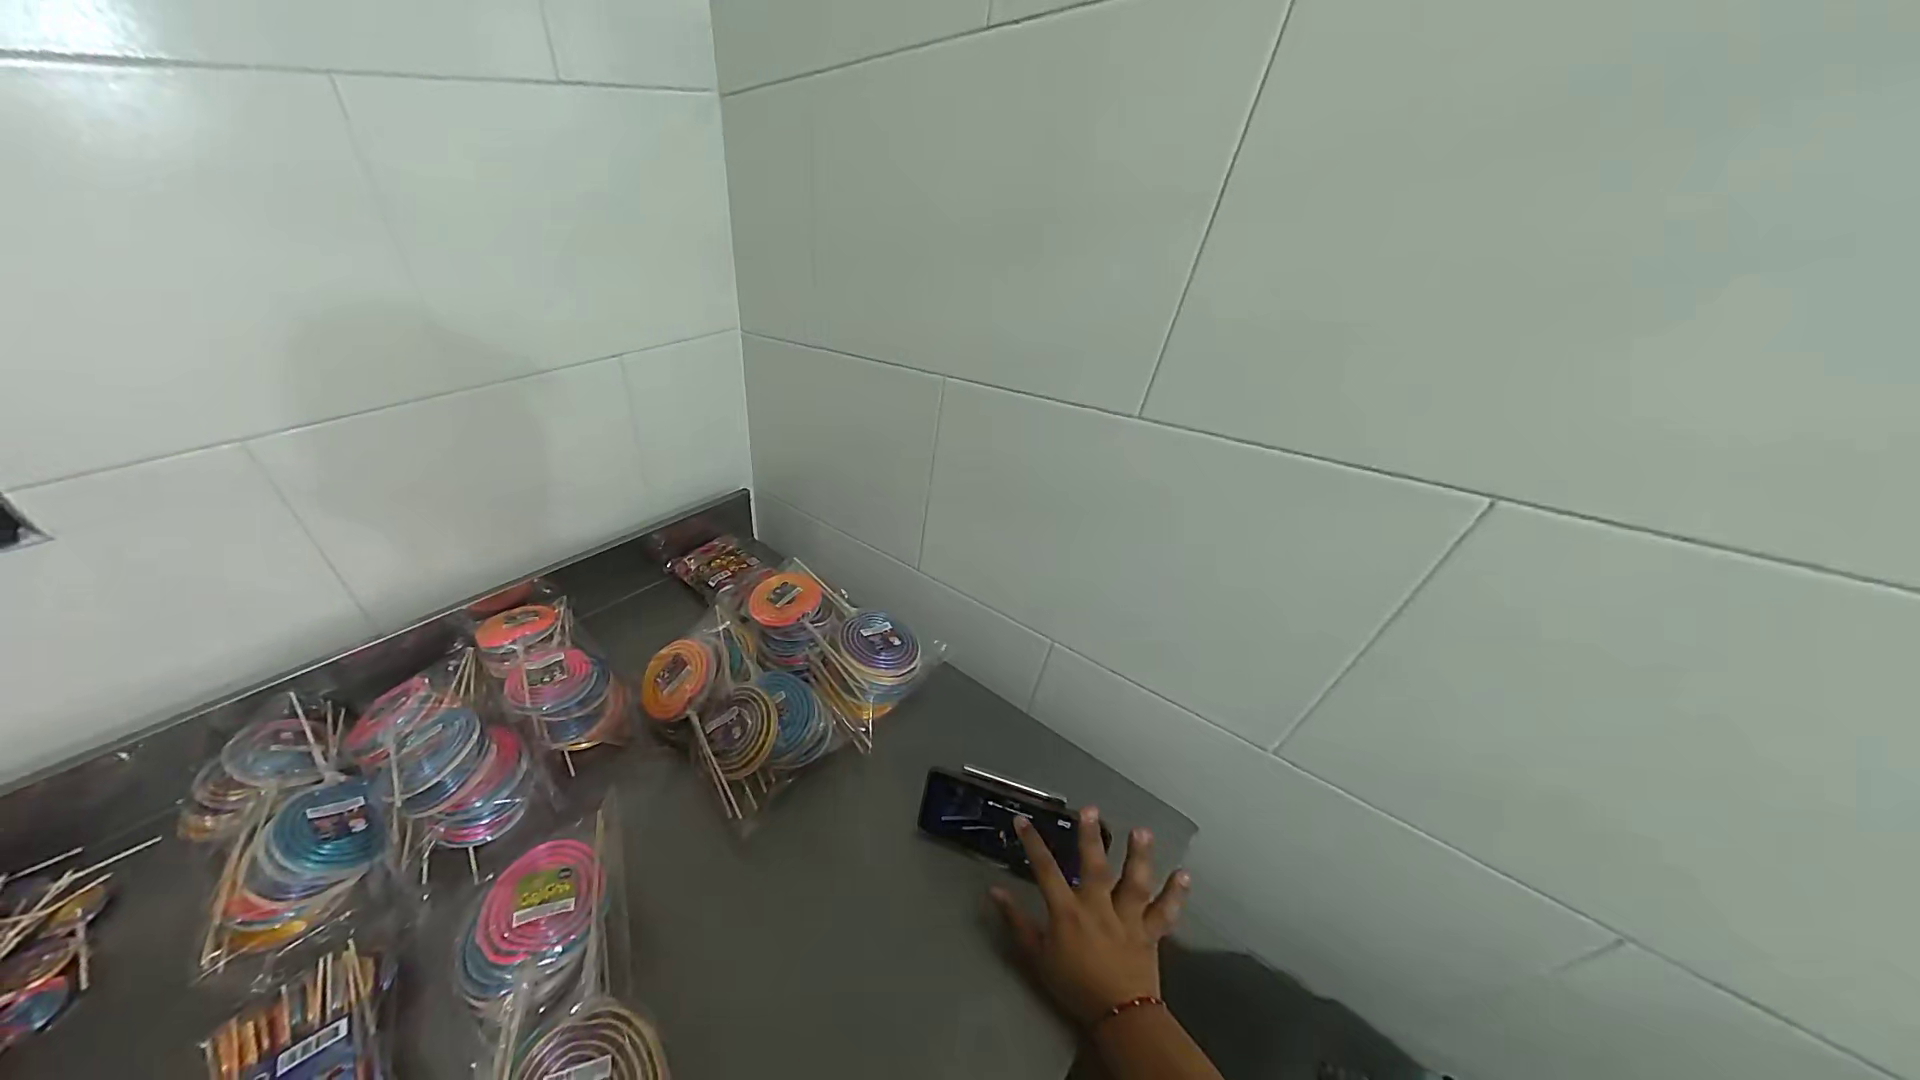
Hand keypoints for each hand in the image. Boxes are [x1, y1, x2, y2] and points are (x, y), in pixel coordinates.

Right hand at [989, 806, 1191, 1027]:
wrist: (1118, 1018)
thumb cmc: (1073, 986)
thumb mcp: (1036, 957)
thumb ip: (1016, 922)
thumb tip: (994, 891)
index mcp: (1068, 912)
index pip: (1046, 870)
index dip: (1033, 844)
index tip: (1023, 820)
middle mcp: (1098, 907)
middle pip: (1095, 866)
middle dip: (1092, 837)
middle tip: (1092, 810)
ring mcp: (1127, 918)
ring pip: (1134, 882)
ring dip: (1139, 856)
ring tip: (1142, 831)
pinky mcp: (1150, 932)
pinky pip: (1165, 911)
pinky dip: (1175, 894)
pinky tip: (1183, 874)